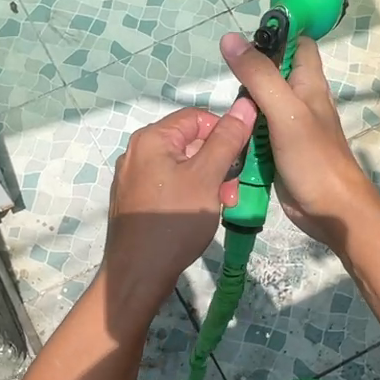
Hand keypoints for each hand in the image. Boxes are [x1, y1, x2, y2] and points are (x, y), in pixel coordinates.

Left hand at [99, 99, 257, 310]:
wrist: (138, 274)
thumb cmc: (174, 222)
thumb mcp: (207, 178)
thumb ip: (227, 140)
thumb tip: (245, 105)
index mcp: (151, 139)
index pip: (197, 118)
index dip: (225, 133)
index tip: (241, 161)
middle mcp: (138, 152)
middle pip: (190, 143)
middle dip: (218, 164)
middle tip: (232, 194)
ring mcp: (134, 178)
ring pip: (183, 167)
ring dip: (209, 182)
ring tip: (221, 208)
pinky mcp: (136, 201)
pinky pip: (171, 186)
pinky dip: (191, 195)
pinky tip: (200, 216)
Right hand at [220, 32, 379, 249]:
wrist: (330, 211)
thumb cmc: (314, 159)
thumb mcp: (284, 112)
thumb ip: (258, 76)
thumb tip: (230, 40)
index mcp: (309, 83)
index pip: (297, 43)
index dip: (276, 33)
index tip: (245, 37)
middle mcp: (300, 101)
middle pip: (271, 74)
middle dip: (249, 74)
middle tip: (225, 79)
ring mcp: (289, 128)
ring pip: (260, 106)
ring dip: (243, 107)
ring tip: (224, 111)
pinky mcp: (279, 152)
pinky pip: (257, 134)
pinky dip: (244, 133)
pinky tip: (229, 135)